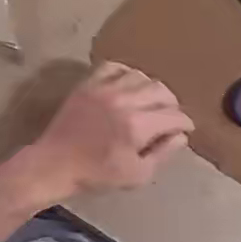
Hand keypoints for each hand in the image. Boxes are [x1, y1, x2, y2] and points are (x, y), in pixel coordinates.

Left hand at [9, 62, 193, 201]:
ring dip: (150, 88)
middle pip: (161, 90)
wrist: (55, 164)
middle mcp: (124, 100)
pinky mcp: (88, 84)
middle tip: (169, 117)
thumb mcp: (137, 174)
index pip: (175, 115)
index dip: (185, 123)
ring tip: (149, 102)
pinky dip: (126, 73)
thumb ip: (163, 152)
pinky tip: (128, 86)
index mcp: (137, 125)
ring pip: (140, 75)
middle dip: (172, 104)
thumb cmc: (96, 175)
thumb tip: (181, 135)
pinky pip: (113, 66)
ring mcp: (104, 88)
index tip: (184, 129)